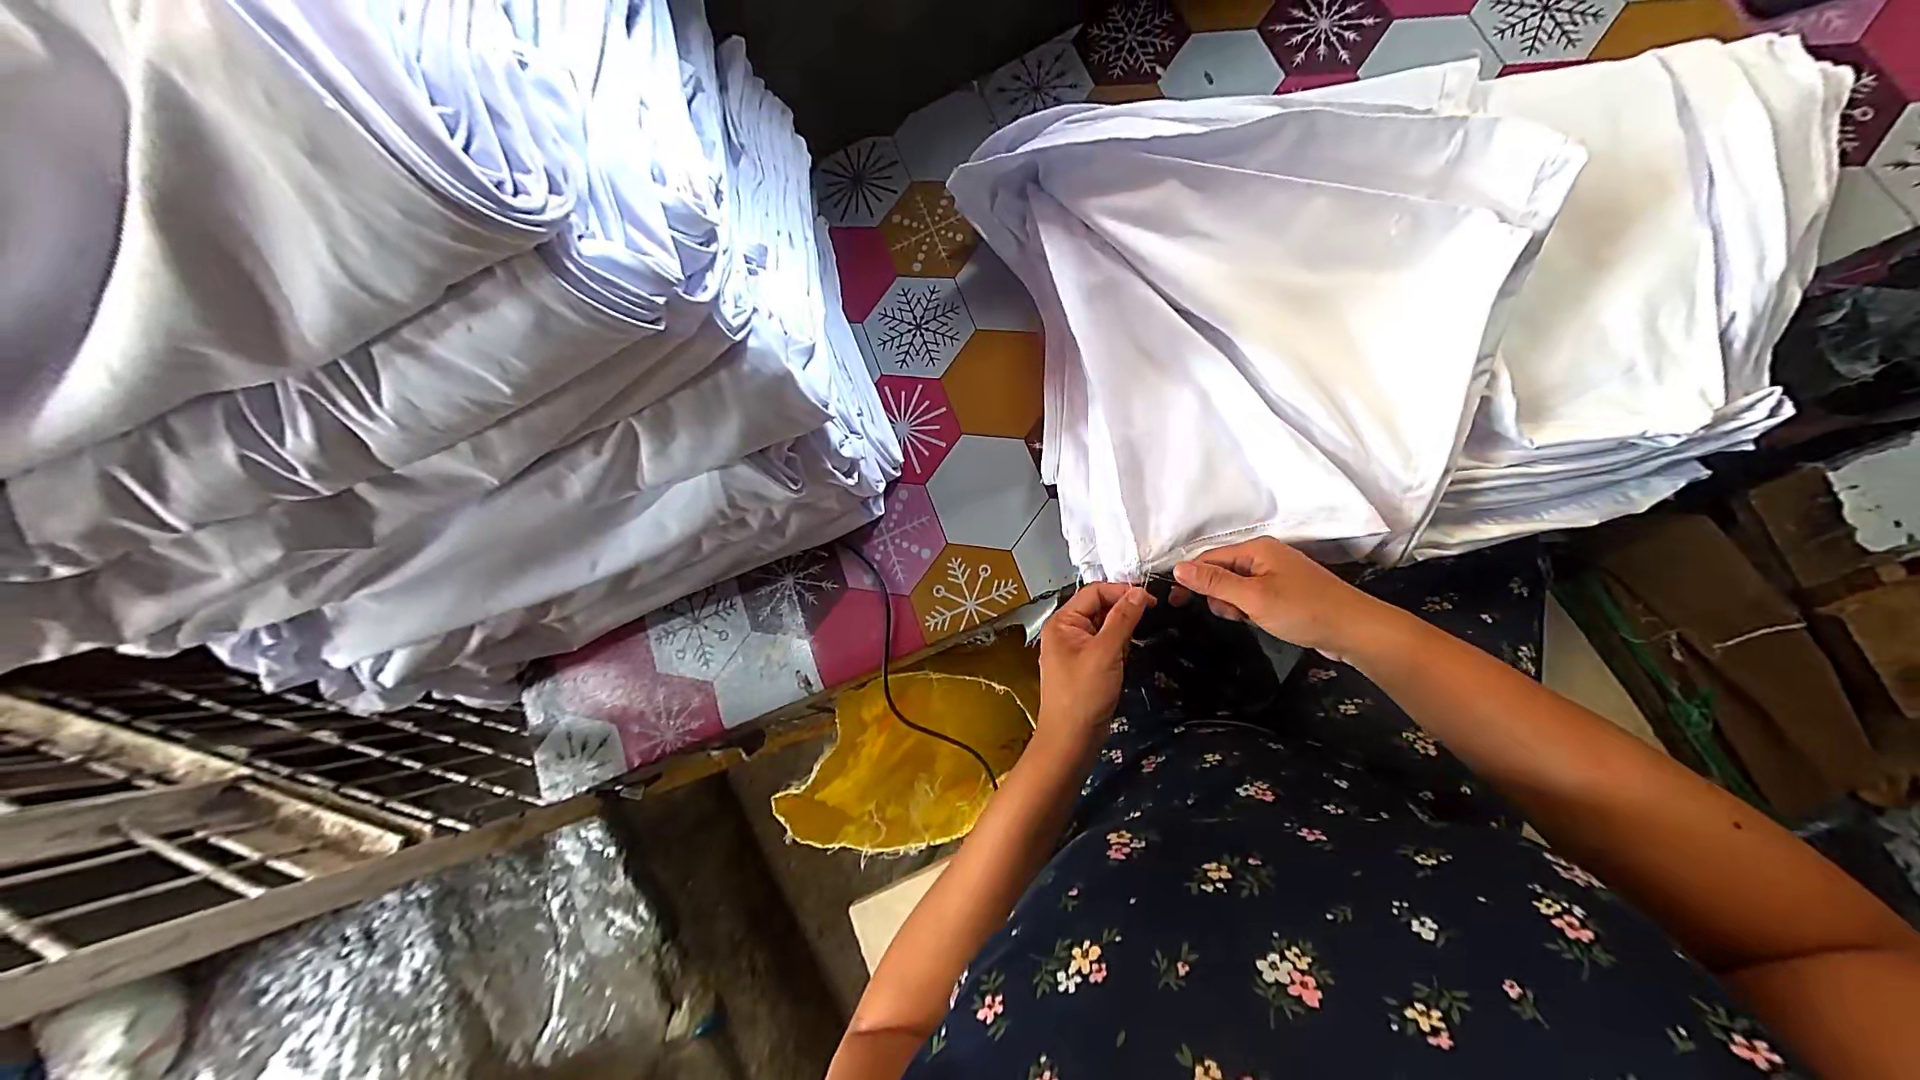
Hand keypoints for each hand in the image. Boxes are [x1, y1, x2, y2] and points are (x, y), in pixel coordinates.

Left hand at [1036, 583, 1151, 752]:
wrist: (1071, 739)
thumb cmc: (1082, 695)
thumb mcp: (1106, 652)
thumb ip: (1123, 619)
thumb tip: (1139, 592)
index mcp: (1062, 622)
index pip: (1094, 592)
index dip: (1121, 591)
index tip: (1149, 598)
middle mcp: (1066, 631)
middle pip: (1100, 608)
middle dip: (1122, 618)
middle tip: (1140, 630)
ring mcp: (1075, 649)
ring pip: (1106, 628)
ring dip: (1121, 637)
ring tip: (1122, 657)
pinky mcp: (1086, 665)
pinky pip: (1106, 647)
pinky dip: (1118, 652)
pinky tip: (1121, 666)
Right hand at [1171, 538, 1385, 660]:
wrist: (1356, 631)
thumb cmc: (1304, 611)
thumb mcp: (1252, 598)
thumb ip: (1214, 582)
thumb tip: (1178, 568)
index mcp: (1256, 549)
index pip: (1207, 558)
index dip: (1189, 579)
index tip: (1174, 602)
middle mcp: (1264, 555)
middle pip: (1220, 571)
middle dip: (1218, 595)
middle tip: (1234, 613)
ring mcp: (1276, 573)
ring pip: (1235, 587)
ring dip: (1234, 605)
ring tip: (1252, 619)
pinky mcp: (1285, 591)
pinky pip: (1252, 595)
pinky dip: (1250, 609)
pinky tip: (1262, 620)